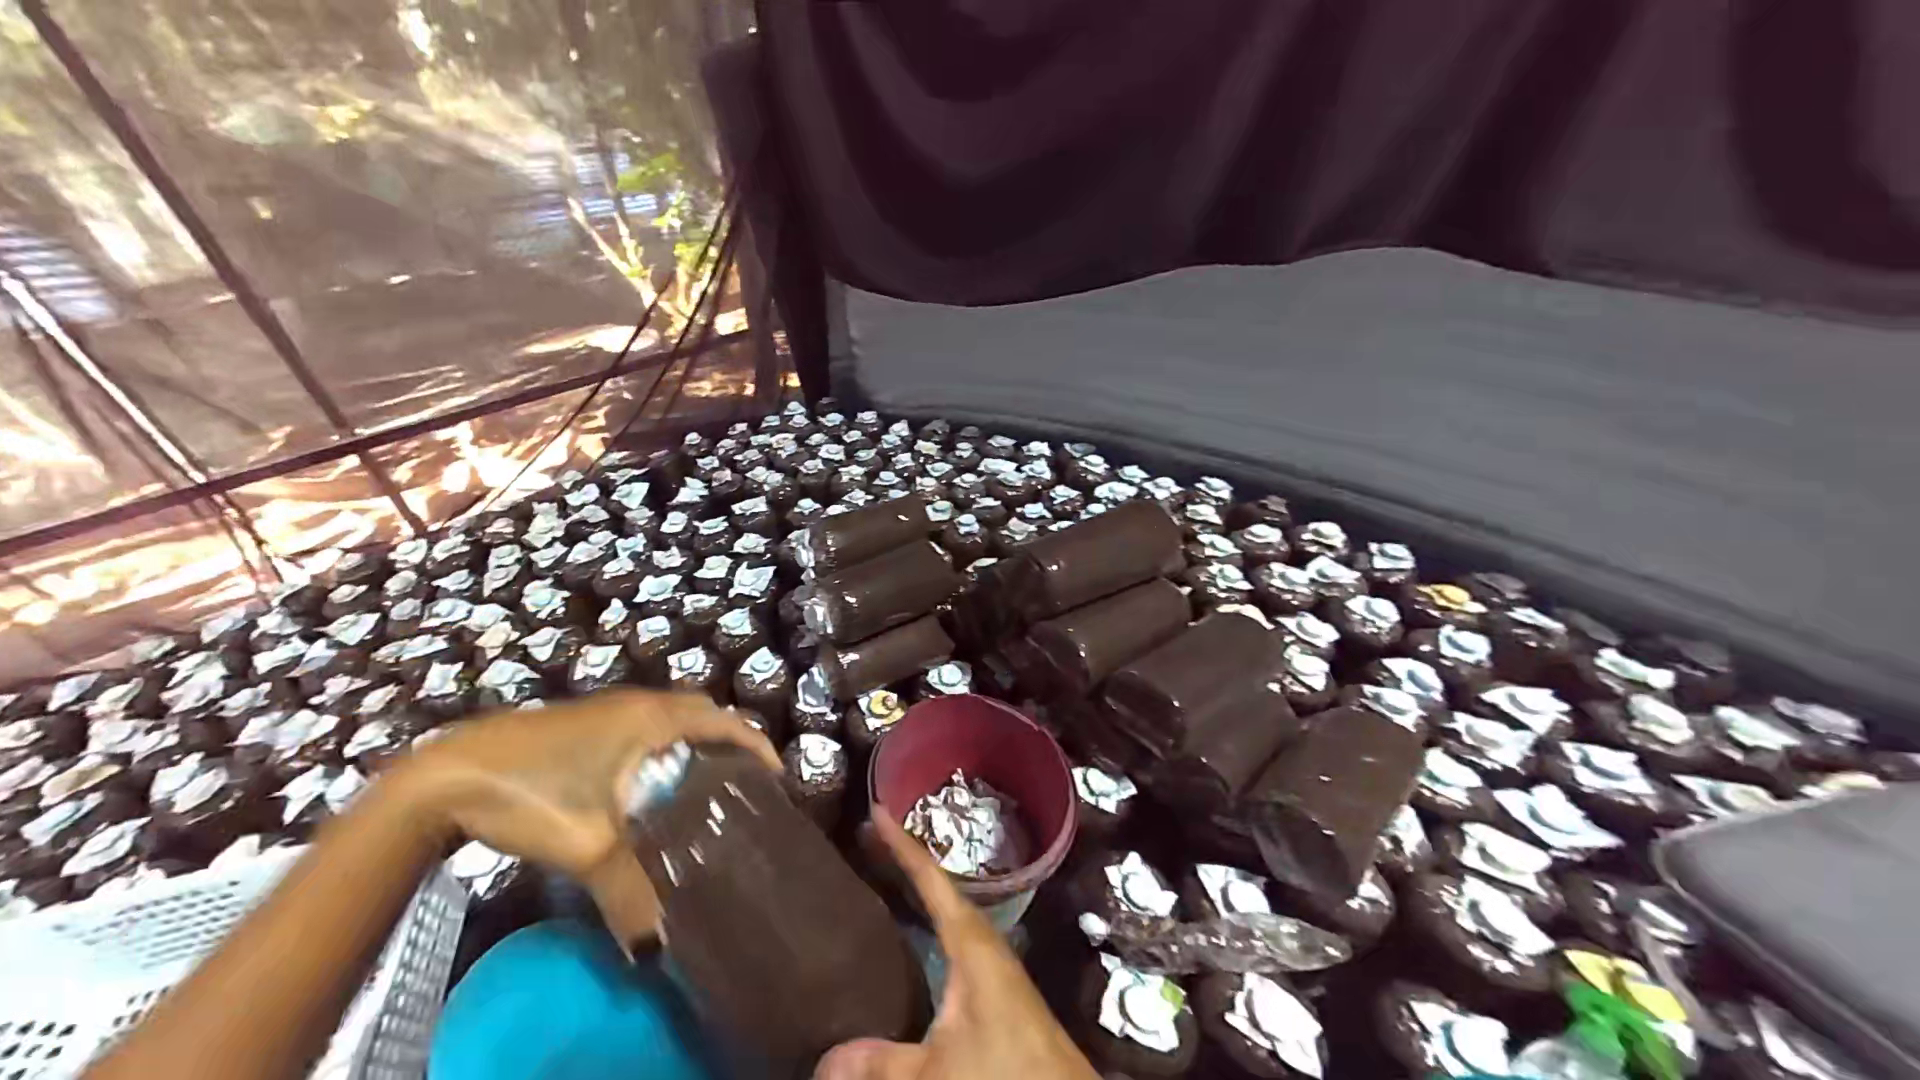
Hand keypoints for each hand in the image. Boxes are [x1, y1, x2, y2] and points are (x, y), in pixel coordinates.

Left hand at [394, 689, 778, 946]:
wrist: (444, 778)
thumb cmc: (530, 795)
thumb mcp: (586, 847)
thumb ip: (630, 892)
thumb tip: (659, 944)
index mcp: (652, 719)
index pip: (723, 721)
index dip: (755, 744)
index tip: (775, 776)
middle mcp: (637, 703)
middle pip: (701, 710)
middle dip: (728, 738)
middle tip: (740, 780)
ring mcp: (606, 707)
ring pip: (669, 715)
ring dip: (693, 738)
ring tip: (703, 782)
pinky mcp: (582, 720)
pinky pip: (643, 723)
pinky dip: (663, 742)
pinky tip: (646, 782)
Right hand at [814, 813, 1099, 1079]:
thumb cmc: (1004, 1073)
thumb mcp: (936, 1074)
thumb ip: (880, 1063)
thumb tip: (822, 1059)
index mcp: (972, 943)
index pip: (931, 880)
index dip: (903, 845)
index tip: (878, 811)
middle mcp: (984, 943)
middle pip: (940, 889)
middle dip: (906, 862)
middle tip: (870, 838)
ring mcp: (994, 965)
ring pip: (951, 913)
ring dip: (921, 891)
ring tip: (888, 875)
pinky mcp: (998, 990)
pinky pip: (955, 937)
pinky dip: (931, 922)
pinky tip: (918, 941)